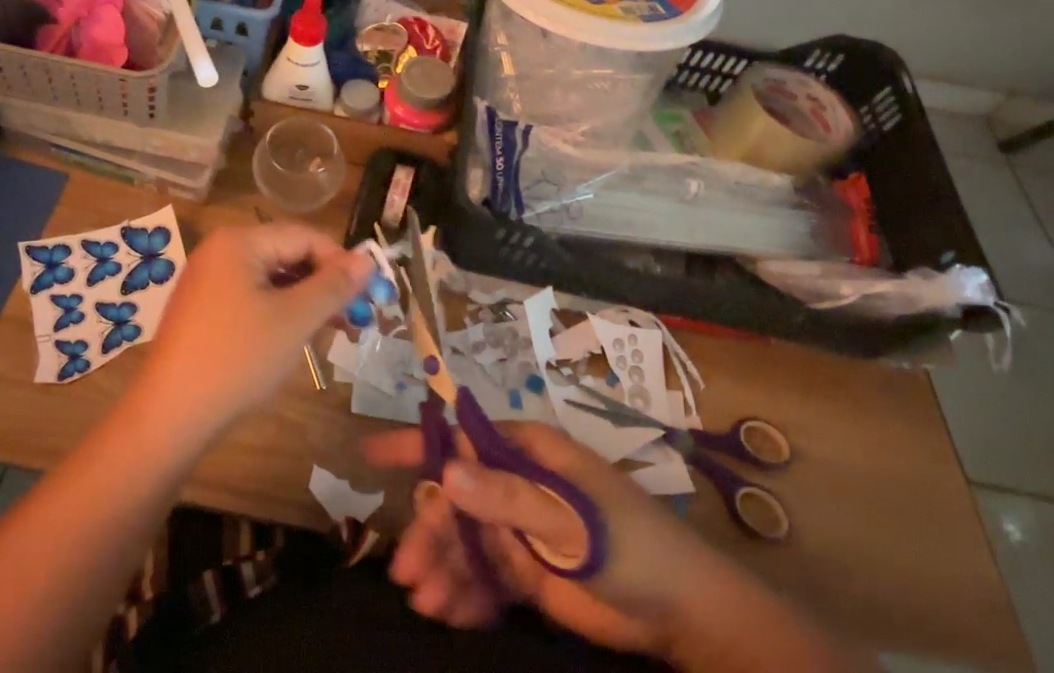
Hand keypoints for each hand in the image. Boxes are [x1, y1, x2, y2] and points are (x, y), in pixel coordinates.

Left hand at [134, 223, 371, 424]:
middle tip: (357, 317)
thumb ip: (334, 286)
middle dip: (325, 284)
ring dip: (307, 301)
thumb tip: (367, 260)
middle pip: (287, 254)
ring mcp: (208, 281)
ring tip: (337, 331)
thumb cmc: (238, 358)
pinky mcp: (204, 310)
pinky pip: (252, 298)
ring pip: (272, 280)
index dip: (341, 263)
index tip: (369, 296)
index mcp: (238, 242)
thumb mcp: (295, 320)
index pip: (305, 236)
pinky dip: (281, 313)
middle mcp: (219, 252)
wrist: (172, 413)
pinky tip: (299, 338)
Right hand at [364, 422, 734, 657]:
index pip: (463, 438)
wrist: (685, 614)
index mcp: (530, 454)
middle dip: (430, 535)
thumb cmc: (633, 547)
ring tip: (429, 605)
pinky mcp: (526, 572)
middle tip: (407, 574)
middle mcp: (517, 485)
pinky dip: (465, 596)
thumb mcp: (572, 520)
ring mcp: (520, 530)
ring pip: (463, 544)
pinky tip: (452, 616)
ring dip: (442, 571)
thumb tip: (447, 470)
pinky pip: (482, 578)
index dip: (416, 444)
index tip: (369, 453)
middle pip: (455, 502)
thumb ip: (509, 496)